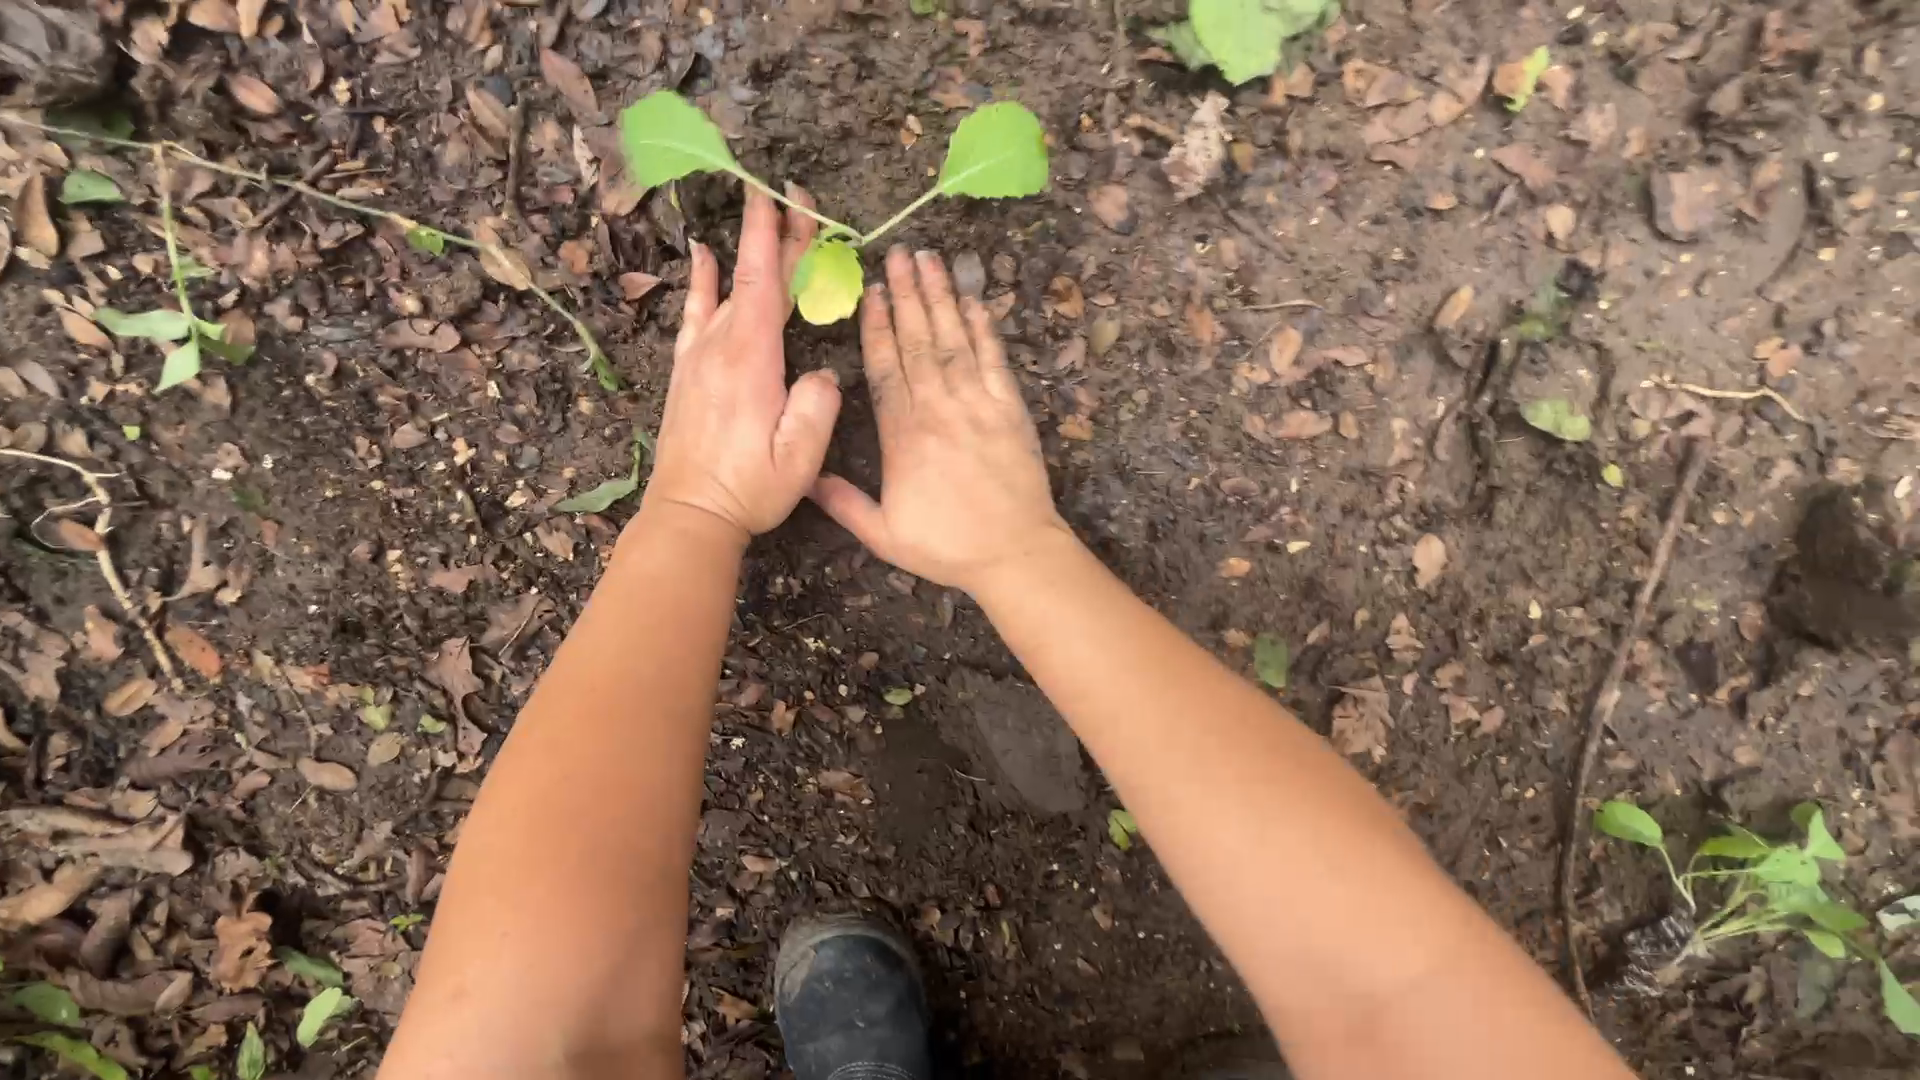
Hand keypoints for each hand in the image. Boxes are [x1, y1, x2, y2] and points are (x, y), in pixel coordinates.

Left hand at [641, 187, 841, 539]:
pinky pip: (695, 314)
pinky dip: (702, 282)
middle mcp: (720, 347)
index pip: (764, 282)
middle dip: (774, 236)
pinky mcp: (688, 372)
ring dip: (745, 252)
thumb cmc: (749, 489)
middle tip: (794, 199)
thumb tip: (823, 374)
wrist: (690, 513)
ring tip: (758, 217)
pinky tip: (702, 257)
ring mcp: (698, 357)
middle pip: (750, 278)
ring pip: (725, 291)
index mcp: (751, 360)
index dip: (774, 235)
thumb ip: (818, 405)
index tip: (782, 196)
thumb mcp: (800, 456)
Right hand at [810, 248, 1074, 593]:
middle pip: (918, 343)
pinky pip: (993, 360)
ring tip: (929, 261)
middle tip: (897, 255)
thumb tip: (807, 479)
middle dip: (906, 296)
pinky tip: (973, 302)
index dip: (877, 328)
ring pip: (953, 341)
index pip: (885, 369)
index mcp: (902, 437)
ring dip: (940, 299)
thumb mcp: (884, 535)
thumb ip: (844, 503)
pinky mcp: (1010, 410)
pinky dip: (984, 329)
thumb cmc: (947, 546)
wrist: (1013, 553)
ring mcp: (977, 406)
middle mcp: (938, 410)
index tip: (870, 293)